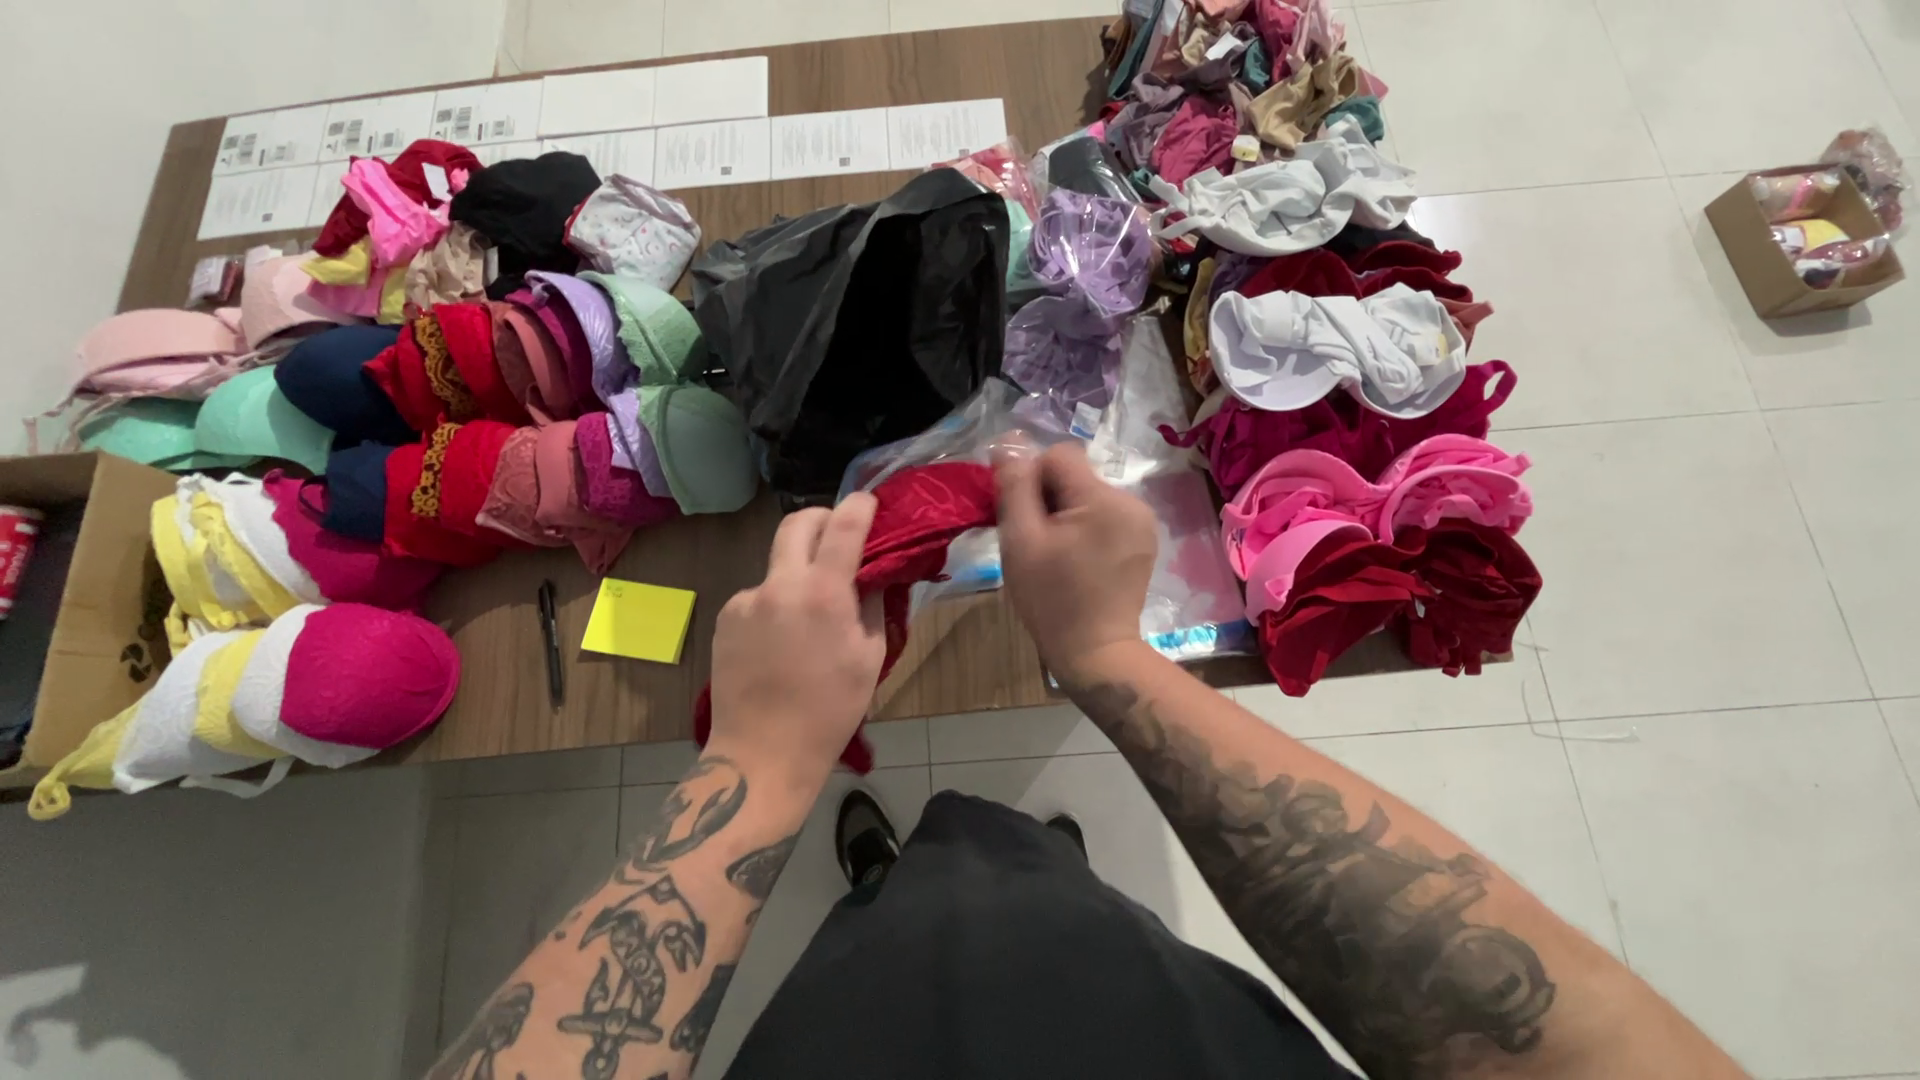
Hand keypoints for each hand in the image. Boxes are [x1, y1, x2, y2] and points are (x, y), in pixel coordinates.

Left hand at [709, 495, 886, 789]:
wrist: (763, 753)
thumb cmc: (830, 710)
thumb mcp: (870, 657)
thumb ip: (872, 604)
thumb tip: (873, 574)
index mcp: (823, 593)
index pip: (844, 526)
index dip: (860, 505)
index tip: (869, 501)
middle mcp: (780, 585)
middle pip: (797, 523)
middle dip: (821, 518)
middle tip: (838, 535)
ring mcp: (746, 600)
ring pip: (778, 564)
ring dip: (798, 571)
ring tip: (810, 614)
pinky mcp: (726, 618)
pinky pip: (758, 596)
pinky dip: (775, 603)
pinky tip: (780, 640)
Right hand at [995, 441, 1157, 679]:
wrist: (1095, 652)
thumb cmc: (1051, 599)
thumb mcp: (1021, 540)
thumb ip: (1015, 485)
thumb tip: (1010, 442)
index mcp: (1102, 498)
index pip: (1058, 456)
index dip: (1032, 480)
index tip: (1024, 519)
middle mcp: (1131, 501)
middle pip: (1075, 476)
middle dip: (1050, 499)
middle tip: (1037, 543)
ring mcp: (1142, 522)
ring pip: (1088, 495)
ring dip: (1067, 514)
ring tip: (1058, 555)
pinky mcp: (1144, 540)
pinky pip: (1105, 515)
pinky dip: (1086, 528)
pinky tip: (1078, 561)